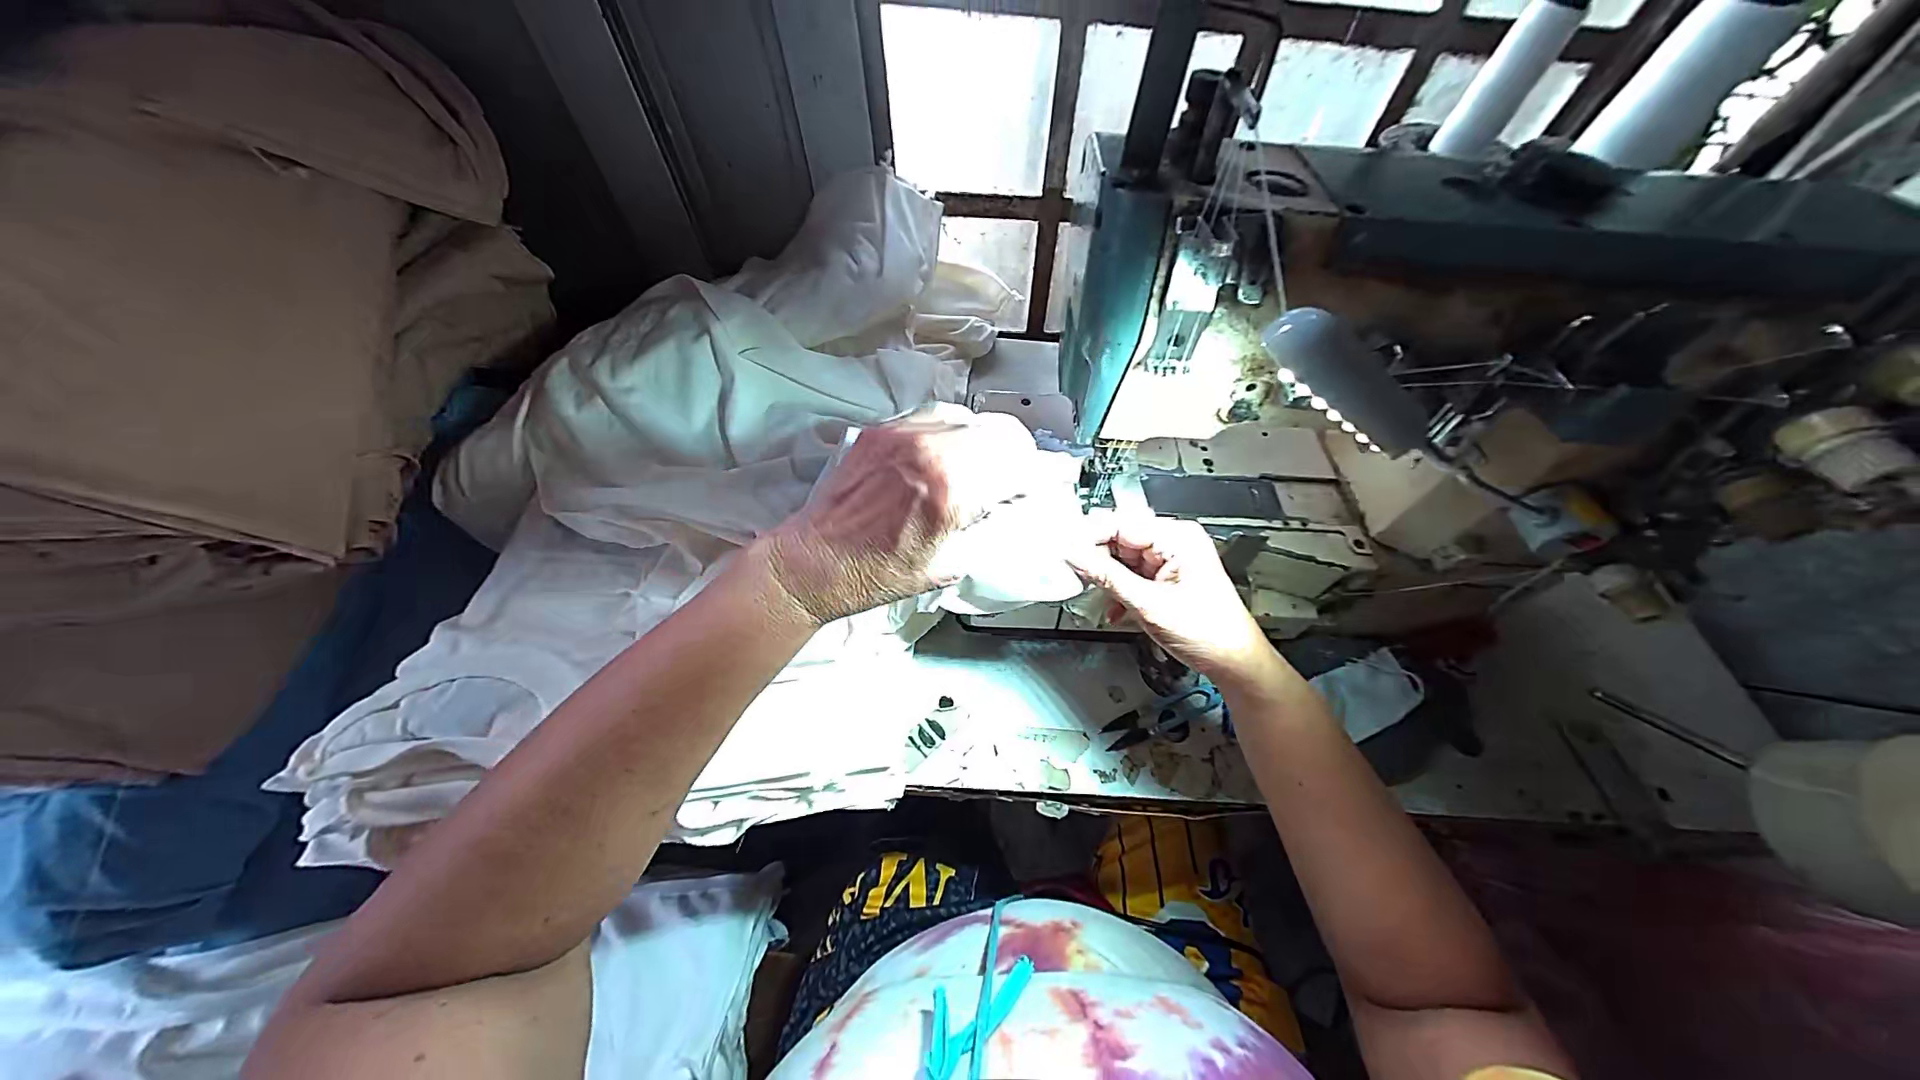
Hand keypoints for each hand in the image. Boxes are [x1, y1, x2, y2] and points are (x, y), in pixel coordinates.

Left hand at [761, 403, 1040, 623]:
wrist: (813, 562)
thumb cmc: (874, 573)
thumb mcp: (949, 564)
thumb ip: (993, 529)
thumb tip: (1023, 511)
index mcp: (950, 487)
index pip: (1021, 460)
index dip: (1043, 474)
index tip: (1047, 483)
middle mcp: (928, 449)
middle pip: (1003, 430)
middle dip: (1020, 455)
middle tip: (1017, 480)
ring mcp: (902, 434)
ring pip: (971, 418)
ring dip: (987, 442)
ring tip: (981, 470)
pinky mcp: (882, 431)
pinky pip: (935, 418)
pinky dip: (953, 435)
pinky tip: (946, 461)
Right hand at [1065, 512, 1290, 696]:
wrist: (1233, 662)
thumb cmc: (1211, 633)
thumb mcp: (1148, 604)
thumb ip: (1107, 577)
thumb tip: (1077, 556)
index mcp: (1178, 537)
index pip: (1121, 523)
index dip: (1089, 536)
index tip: (1065, 549)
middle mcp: (1175, 542)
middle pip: (1119, 538)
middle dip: (1095, 558)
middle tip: (1071, 571)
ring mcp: (1170, 559)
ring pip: (1121, 558)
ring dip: (1105, 577)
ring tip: (1093, 591)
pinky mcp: (1165, 576)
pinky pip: (1130, 573)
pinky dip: (1117, 588)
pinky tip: (1112, 604)